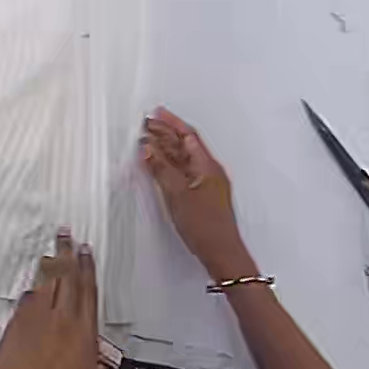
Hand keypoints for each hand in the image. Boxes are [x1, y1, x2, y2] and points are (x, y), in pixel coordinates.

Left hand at [0, 230, 105, 368]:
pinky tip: (33, 289)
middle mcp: (60, 321)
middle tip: (65, 233)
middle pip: (65, 277)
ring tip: (51, 253)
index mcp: (84, 334)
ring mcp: (35, 321)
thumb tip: (95, 361)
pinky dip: (32, 291)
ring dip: (48, 267)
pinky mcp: (14, 328)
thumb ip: (92, 368)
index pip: (88, 290)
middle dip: (65, 253)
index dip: (87, 267)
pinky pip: (26, 301)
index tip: (86, 250)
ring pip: (44, 285)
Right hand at [141, 107, 257, 280]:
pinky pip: (183, 172)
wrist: (222, 254)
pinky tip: (157, 165)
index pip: (188, 136)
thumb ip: (161, 169)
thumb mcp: (178, 195)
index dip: (171, 123)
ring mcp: (206, 184)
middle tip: (147, 125)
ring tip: (148, 140)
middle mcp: (209, 172)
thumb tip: (147, 149)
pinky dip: (168, 165)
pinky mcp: (201, 196)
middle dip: (166, 133)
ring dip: (166, 148)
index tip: (156, 114)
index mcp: (208, 166)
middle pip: (185, 145)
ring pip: (183, 158)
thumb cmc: (206, 227)